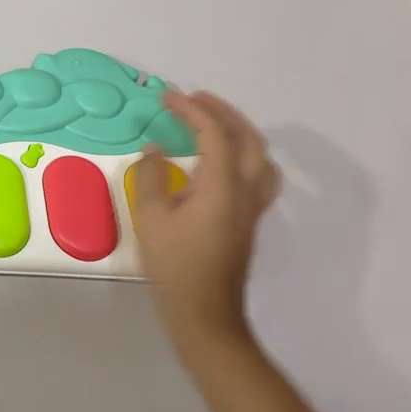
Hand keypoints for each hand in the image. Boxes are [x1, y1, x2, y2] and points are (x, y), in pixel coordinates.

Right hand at [130, 90, 279, 349]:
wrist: (205, 313)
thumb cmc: (174, 264)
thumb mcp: (149, 217)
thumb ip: (151, 176)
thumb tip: (155, 149)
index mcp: (221, 186)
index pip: (214, 134)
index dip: (192, 110)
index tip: (166, 98)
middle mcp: (245, 191)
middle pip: (248, 139)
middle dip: (223, 112)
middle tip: (194, 99)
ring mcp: (252, 207)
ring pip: (260, 156)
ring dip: (239, 131)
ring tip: (212, 122)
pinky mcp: (249, 219)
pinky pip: (258, 173)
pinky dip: (243, 152)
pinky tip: (221, 159)